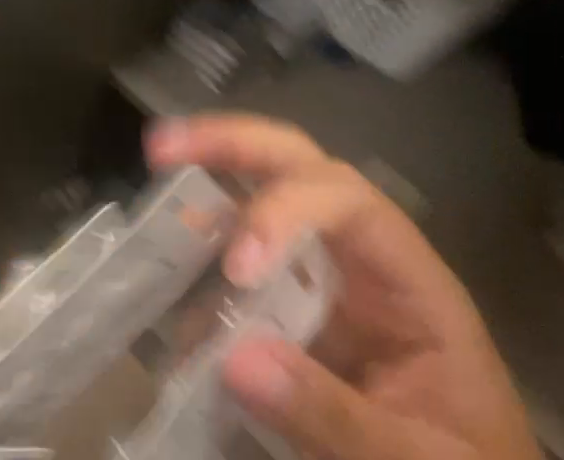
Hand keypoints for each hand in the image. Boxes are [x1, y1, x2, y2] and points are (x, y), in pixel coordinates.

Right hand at [147, 115, 541, 459]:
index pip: (348, 203)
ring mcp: (320, 284)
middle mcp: (362, 264)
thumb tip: (233, 359)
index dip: (283, 213)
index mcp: (411, 283)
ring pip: (260, 202)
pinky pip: (233, 268)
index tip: (236, 271)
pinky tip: (162, 286)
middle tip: (162, 149)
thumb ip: (334, 416)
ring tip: (151, 205)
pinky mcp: (285, 316)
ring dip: (202, 189)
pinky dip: (194, 265)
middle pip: (300, 169)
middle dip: (231, 146)